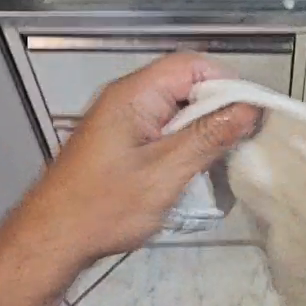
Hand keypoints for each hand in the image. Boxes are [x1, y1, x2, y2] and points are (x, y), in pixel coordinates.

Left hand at [20, 53, 259, 265]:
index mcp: (134, 95)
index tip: (252, 115)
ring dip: (205, 128)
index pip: (191, 66)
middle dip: (219, 107)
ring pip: (178, 110)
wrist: (53, 240)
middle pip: (186, 84)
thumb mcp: (164, 172)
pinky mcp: (125, 143)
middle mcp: (128, 99)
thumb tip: (249, 109)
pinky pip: (166, 130)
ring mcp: (125, 122)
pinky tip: (199, 168)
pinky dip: (187, 143)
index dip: (227, 83)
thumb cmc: (104, 207)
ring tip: (226, 156)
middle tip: (244, 140)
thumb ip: (207, 137)